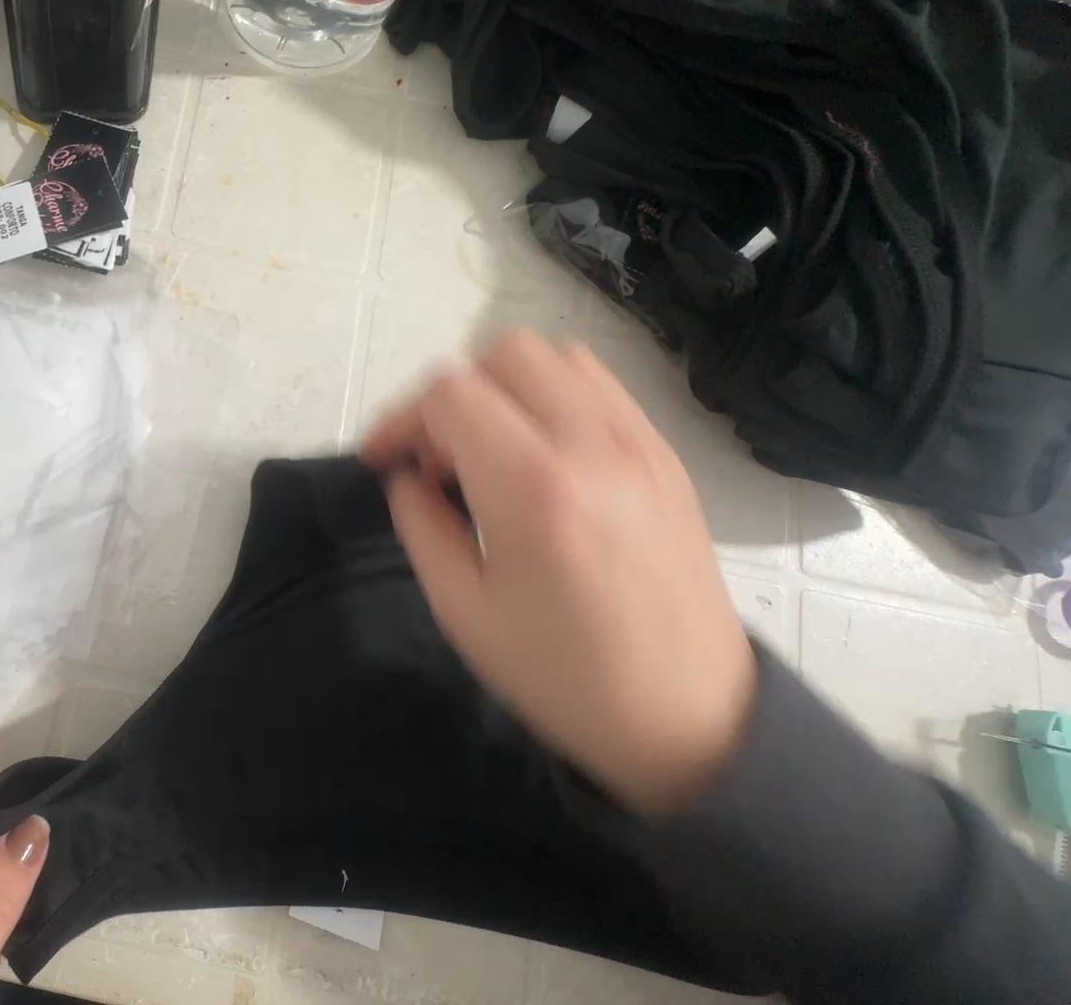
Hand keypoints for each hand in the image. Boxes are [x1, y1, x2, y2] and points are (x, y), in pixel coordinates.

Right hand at [362, 329, 755, 815]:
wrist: (687, 716)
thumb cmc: (561, 675)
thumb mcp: (460, 609)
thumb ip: (420, 523)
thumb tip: (406, 475)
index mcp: (534, 488)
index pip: (450, 395)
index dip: (400, 418)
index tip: (383, 461)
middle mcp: (593, 445)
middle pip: (502, 354)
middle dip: (450, 395)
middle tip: (438, 458)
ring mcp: (640, 443)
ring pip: (554, 355)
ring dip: (502, 388)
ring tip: (486, 451)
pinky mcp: (665, 455)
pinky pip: (596, 386)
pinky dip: (549, 398)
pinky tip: (536, 456)